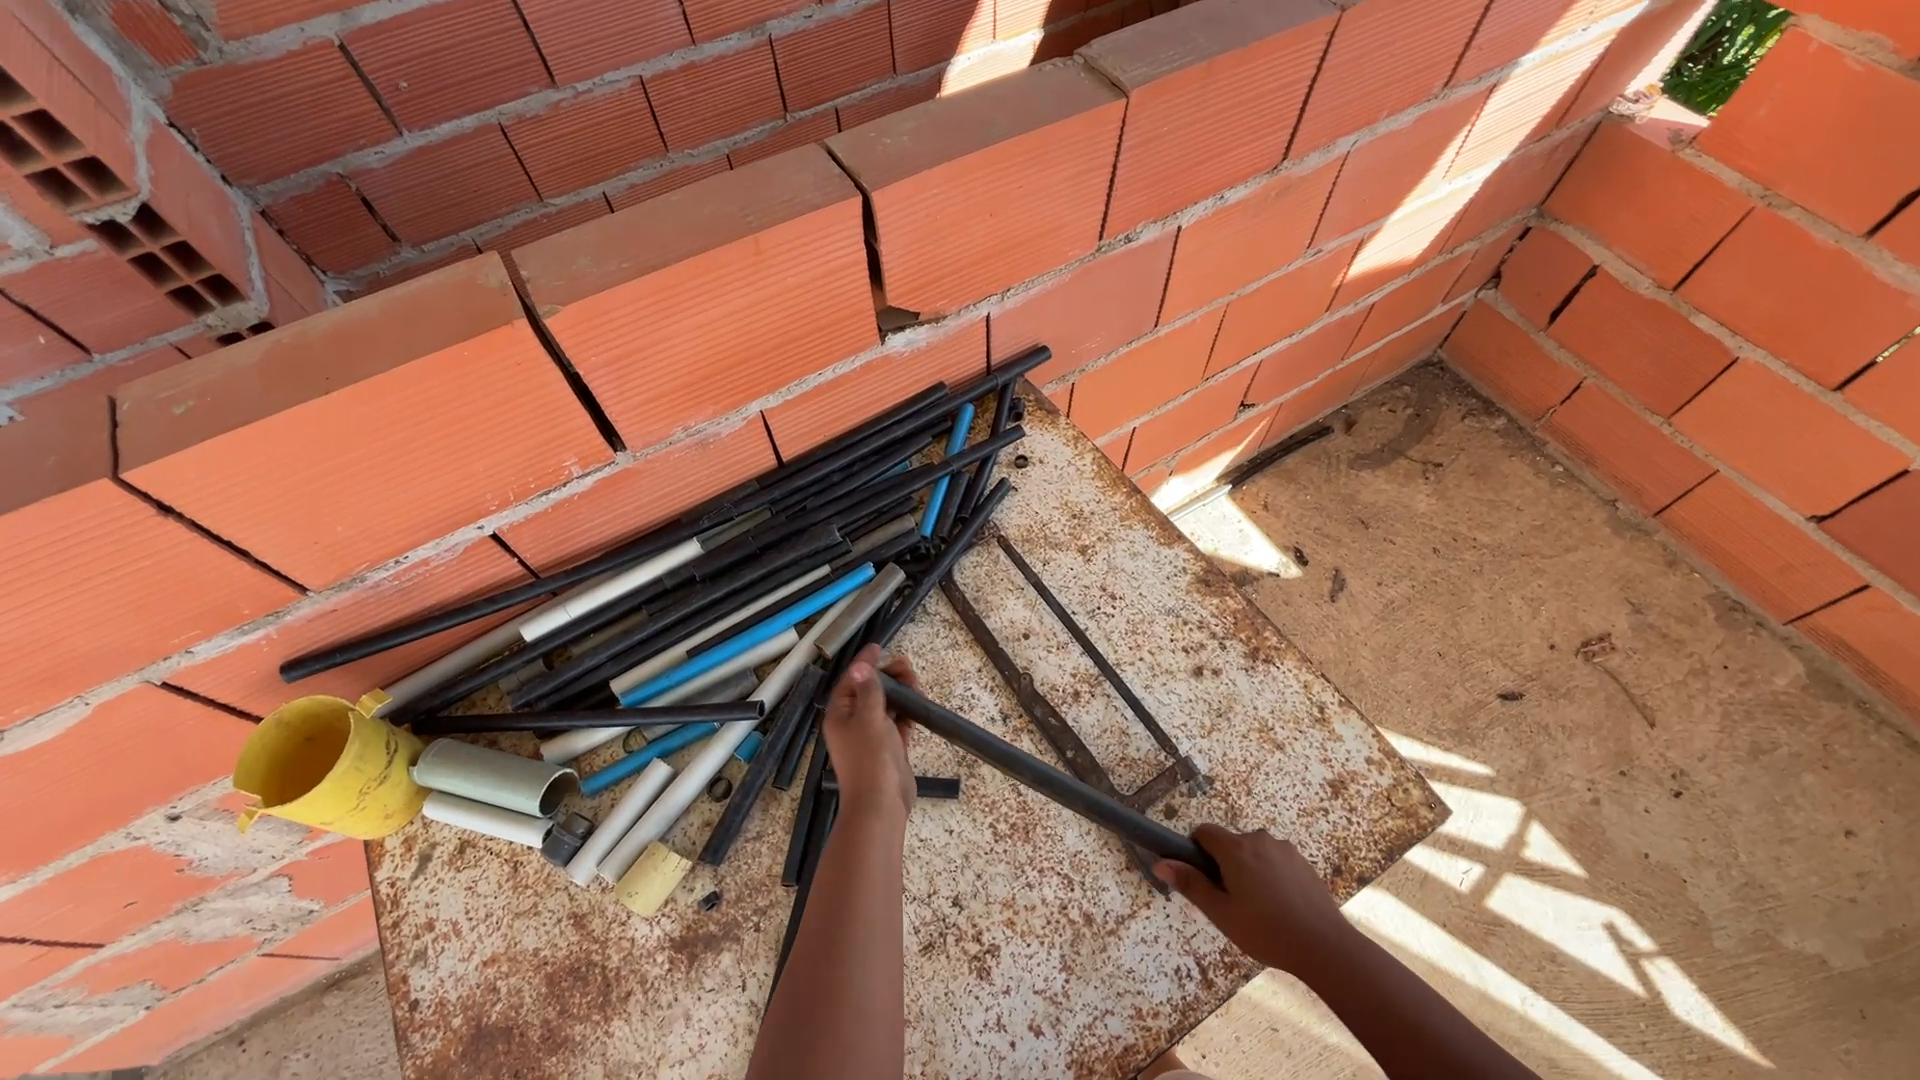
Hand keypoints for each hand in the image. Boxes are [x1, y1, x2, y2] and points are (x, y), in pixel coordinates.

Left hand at [821, 645, 918, 819]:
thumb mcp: (868, 718)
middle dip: (888, 677)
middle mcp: (854, 723)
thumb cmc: (869, 758)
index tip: (879, 647)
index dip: (864, 663)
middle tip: (907, 666)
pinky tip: (919, 703)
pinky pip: (899, 722)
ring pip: (887, 705)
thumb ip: (869, 690)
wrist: (881, 803)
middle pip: (871, 691)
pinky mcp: (890, 747)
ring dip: (901, 692)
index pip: (851, 681)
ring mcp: (873, 736)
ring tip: (916, 682)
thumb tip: (860, 666)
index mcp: (840, 714)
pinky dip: (908, 712)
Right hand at [1154, 825, 1352, 975]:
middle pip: (1230, 843)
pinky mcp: (1304, 863)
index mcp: (1236, 848)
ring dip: (1249, 870)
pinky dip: (1271, 876)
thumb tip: (1160, 863)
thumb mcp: (1221, 912)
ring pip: (1254, 853)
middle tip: (1231, 902)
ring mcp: (1285, 850)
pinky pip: (1276, 861)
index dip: (1196, 851)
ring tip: (1258, 908)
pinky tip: (1280, 907)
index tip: (1202, 878)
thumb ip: (1190, 884)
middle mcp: (1259, 839)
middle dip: (1224, 865)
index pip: (1204, 832)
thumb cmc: (1266, 931)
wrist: (1325, 946)